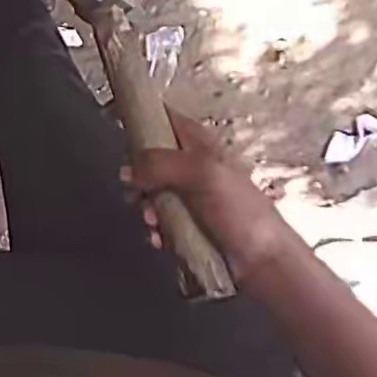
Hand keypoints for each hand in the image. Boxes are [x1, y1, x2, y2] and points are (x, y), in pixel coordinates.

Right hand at [128, 108, 297, 271]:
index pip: (162, 114)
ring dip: (144, 205)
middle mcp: (190, 163)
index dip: (138, 112)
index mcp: (198, 142)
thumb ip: (160, 164)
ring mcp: (188, 193)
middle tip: (138, 190)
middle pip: (146, 154)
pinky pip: (157, 216)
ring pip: (148, 188)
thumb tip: (128, 170)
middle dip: (136, 174)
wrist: (266, 264)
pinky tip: (160, 237)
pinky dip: (154, 227)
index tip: (111, 115)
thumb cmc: (241, 211)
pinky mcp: (186, 220)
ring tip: (153, 221)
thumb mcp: (202, 174)